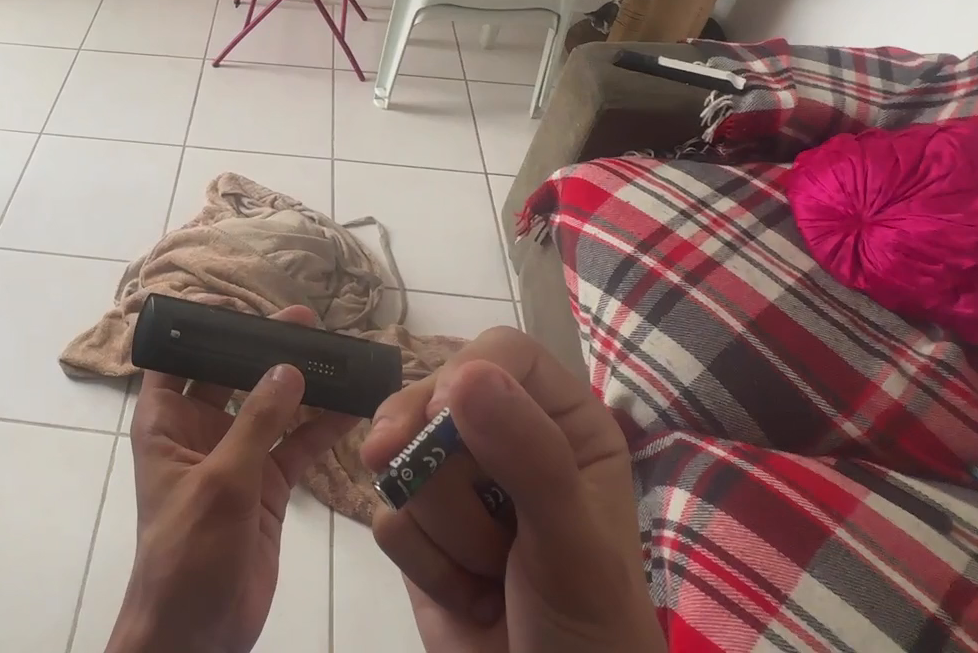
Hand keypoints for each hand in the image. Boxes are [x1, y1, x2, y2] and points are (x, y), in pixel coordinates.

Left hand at [107, 304, 357, 652]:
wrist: (197, 632)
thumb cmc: (187, 551)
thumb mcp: (220, 482)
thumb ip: (256, 423)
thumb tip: (288, 367)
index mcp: (165, 421)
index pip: (175, 357)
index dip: (199, 327)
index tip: (238, 304)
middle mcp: (199, 429)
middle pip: (231, 373)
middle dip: (263, 346)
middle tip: (303, 319)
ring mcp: (235, 456)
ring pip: (270, 405)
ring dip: (299, 382)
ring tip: (335, 351)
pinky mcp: (266, 485)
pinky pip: (295, 445)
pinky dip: (321, 426)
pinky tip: (351, 405)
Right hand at [360, 327, 662, 652]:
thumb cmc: (590, 634)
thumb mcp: (574, 548)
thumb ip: (530, 457)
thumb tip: (464, 374)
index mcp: (564, 423)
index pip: (504, 354)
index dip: (467, 375)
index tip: (439, 416)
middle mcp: (509, 439)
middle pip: (434, 399)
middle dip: (441, 468)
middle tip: (448, 505)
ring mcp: (459, 482)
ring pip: (403, 458)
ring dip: (444, 530)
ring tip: (492, 573)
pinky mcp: (420, 525)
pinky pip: (387, 513)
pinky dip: (424, 562)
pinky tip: (466, 593)